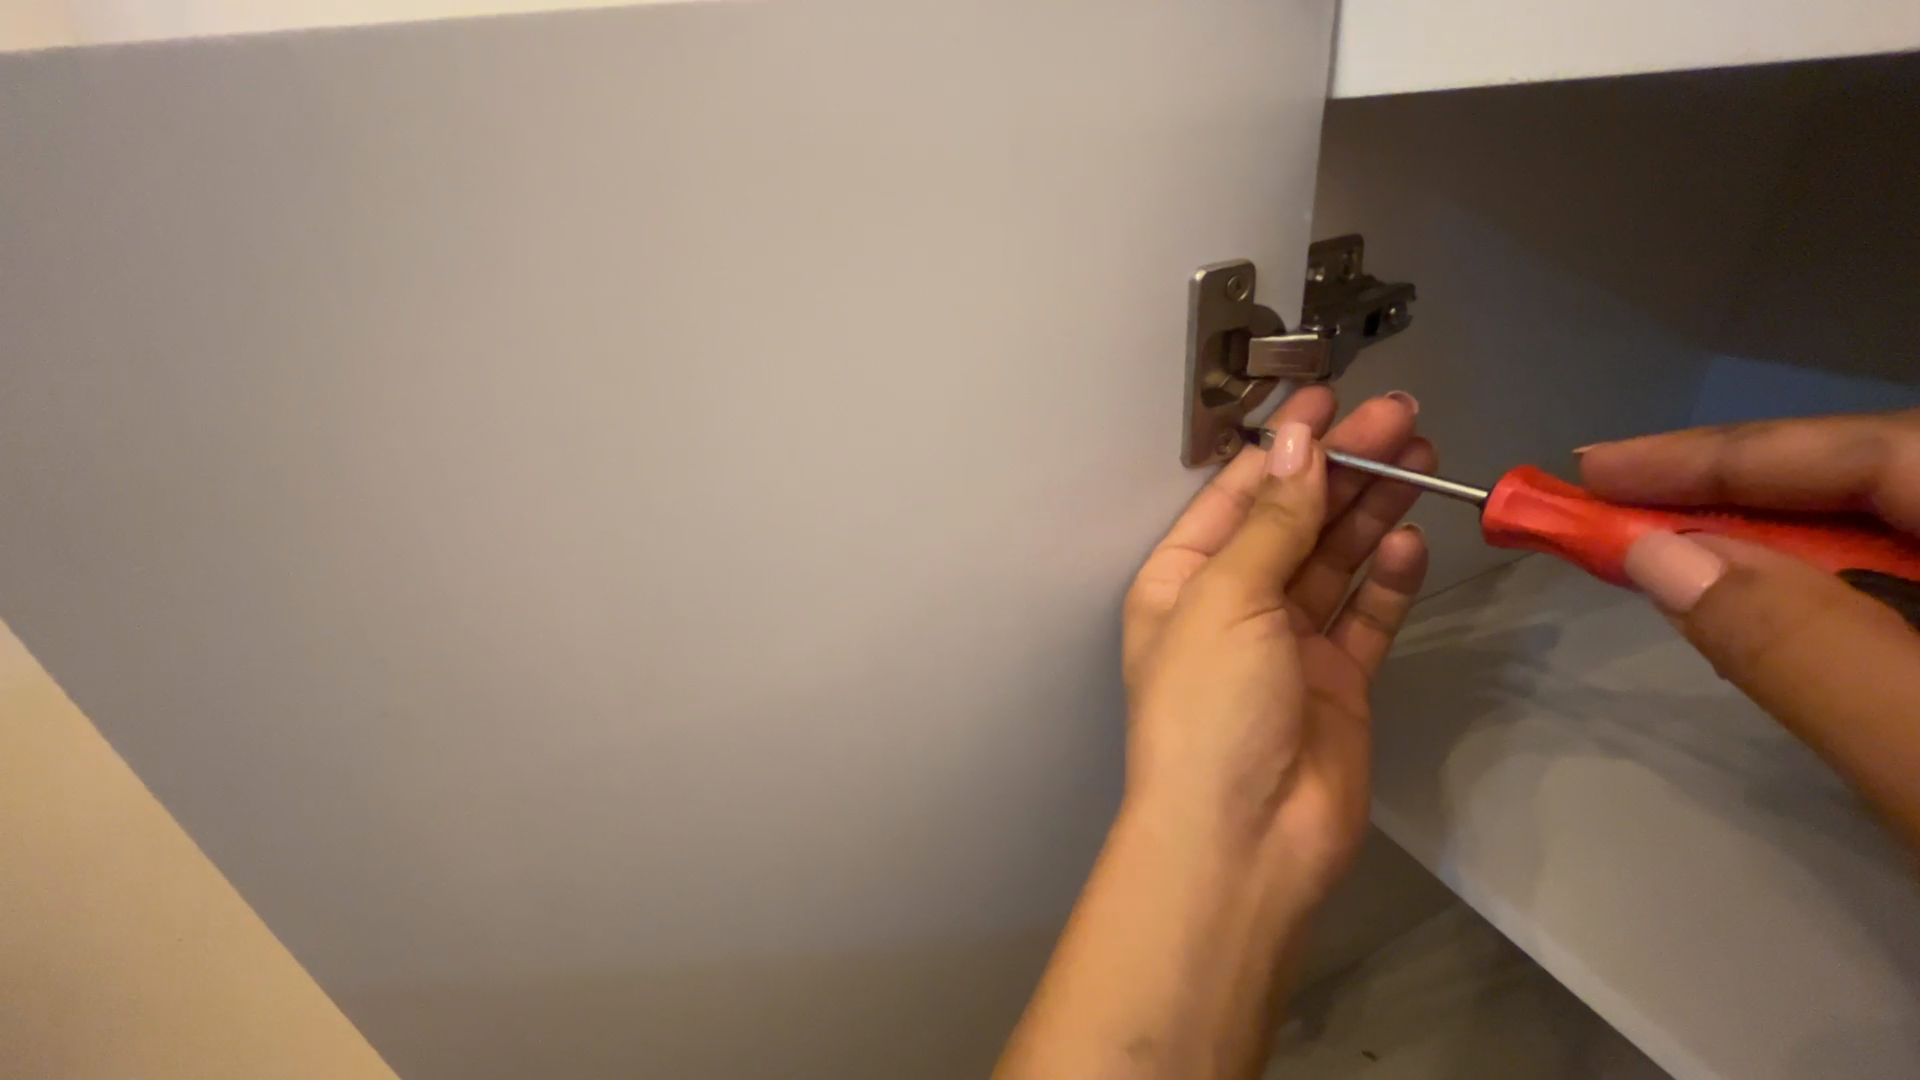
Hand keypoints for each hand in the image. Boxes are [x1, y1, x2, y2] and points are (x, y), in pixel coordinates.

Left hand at [1122, 386, 1429, 901]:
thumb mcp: (1227, 600)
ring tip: (1419, 456)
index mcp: (1181, 581)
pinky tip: (1412, 539)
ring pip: (1334, 559)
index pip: (1234, 496)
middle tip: (1400, 417)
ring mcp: (1285, 643)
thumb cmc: (1210, 709)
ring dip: (1372, 510)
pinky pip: (1365, 615)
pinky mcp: (1335, 680)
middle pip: (1292, 521)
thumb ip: (1271, 523)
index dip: (1281, 445)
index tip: (1328, 397)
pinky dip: (1389, 579)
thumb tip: (1296, 442)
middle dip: (1341, 468)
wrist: (1246, 837)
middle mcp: (1230, 605)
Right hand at [1583, 409, 1919, 846]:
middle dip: (1743, 492)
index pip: (1898, 454)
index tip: (1595, 470)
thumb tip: (1656, 555)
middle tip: (1612, 510)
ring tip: (1675, 553)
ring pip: (1914, 532)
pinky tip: (1786, 602)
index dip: (1730, 453)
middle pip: (1903, 481)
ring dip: (1782, 537)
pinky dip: (1841, 583)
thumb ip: (1805, 651)